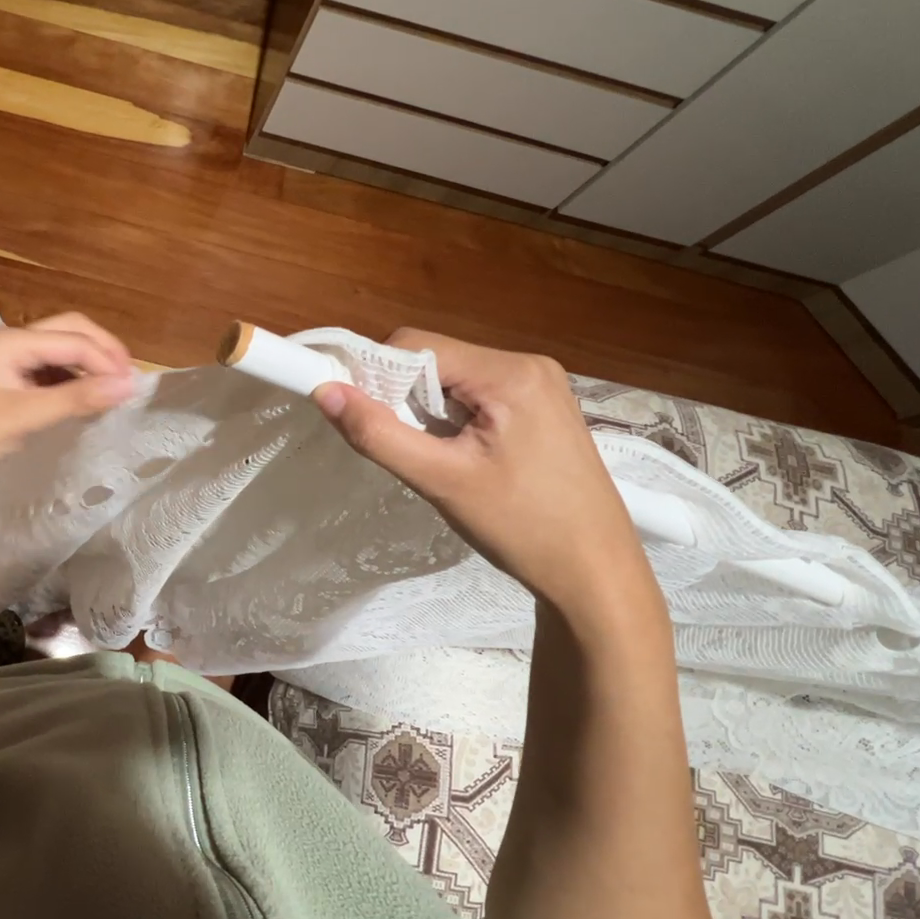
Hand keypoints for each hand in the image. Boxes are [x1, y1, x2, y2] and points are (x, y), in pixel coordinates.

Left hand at [0, 313, 138, 534]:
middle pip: (69, 332)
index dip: (108, 360)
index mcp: (11, 341)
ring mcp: (6, 364)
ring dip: (88, 366)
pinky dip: (71, 381)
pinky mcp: (5, 385)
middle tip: (128, 381)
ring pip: (60, 352)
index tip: (135, 387)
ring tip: (112, 392)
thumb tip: (129, 384)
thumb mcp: (25, 417)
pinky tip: (84, 401)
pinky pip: (48, 372)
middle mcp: (10, 343)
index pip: (74, 339)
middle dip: (102, 351)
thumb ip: (77, 398)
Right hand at [313, 329, 656, 620]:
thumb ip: (378, 433)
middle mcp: (527, 365)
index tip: (362, 419)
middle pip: (434, 359)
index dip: (376, 375)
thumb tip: (324, 391)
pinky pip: (475, 396)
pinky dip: (451, 420)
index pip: (416, 345)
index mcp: (509, 373)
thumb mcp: (440, 481)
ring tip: (437, 460)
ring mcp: (539, 386)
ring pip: (452, 380)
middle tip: (405, 449)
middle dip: (403, 398)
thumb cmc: (521, 527)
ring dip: (426, 412)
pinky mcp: (540, 408)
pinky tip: (461, 459)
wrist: (595, 573)